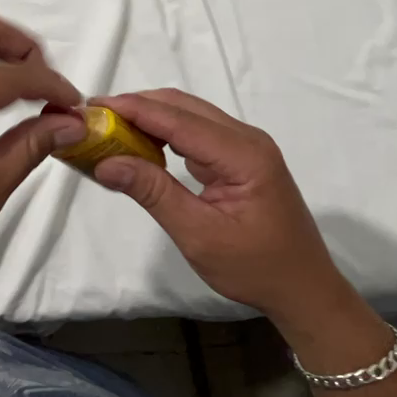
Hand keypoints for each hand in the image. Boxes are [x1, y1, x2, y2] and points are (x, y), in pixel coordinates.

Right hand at [91, 90, 368, 341]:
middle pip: (182, 106)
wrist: (304, 290)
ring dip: (148, 117)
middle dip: (136, 107)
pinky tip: (139, 143)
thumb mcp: (198, 236)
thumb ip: (153, 192)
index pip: (177, 119)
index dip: (132, 108)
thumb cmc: (255, 269)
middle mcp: (246, 138)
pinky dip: (164, 132)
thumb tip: (106, 163)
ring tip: (108, 128)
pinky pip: (196, 131)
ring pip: (188, 114)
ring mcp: (245, 146)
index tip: (92, 106)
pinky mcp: (239, 157)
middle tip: (93, 118)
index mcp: (243, 155)